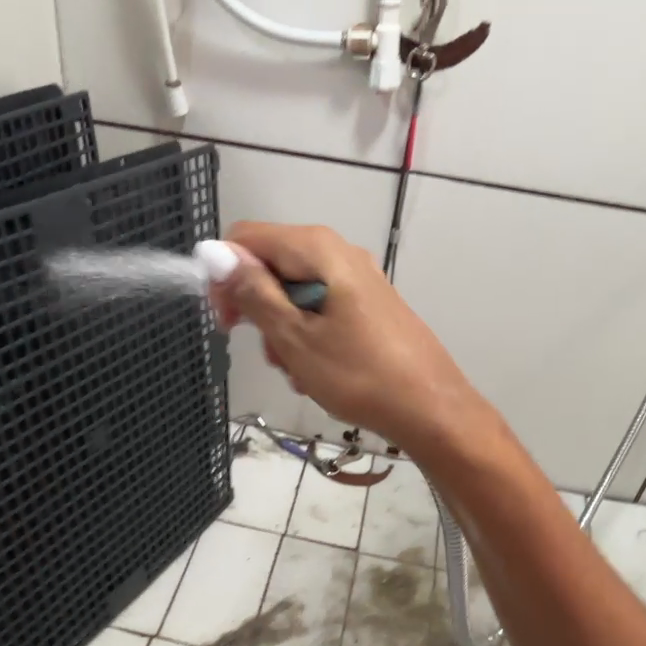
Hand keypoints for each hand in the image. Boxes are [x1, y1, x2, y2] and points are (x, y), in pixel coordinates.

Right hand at [211, 222, 488, 453]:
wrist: (429, 407)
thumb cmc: (358, 375)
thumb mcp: (295, 338)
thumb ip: (254, 293)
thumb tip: (216, 255)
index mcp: (317, 250)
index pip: (246, 238)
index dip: (225, 276)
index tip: (227, 323)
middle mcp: (338, 252)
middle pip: (272, 264)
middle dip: (257, 308)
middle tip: (268, 355)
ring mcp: (358, 278)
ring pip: (296, 293)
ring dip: (283, 332)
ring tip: (297, 372)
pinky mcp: (370, 304)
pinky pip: (322, 309)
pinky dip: (310, 337)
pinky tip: (318, 372)